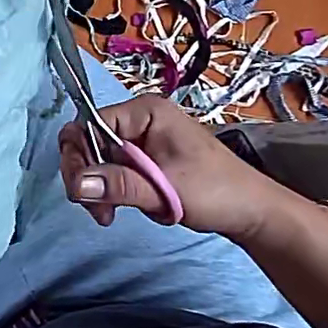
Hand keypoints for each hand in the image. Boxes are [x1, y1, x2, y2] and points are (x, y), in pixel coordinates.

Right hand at [60, 94, 292, 239]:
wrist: (251, 212)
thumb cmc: (216, 191)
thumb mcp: (164, 188)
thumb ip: (119, 184)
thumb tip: (76, 183)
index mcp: (145, 112)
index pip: (89, 125)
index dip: (80, 156)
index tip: (82, 192)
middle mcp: (140, 120)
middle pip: (89, 142)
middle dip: (87, 177)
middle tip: (99, 211)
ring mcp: (142, 140)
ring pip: (98, 160)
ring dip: (99, 189)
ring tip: (110, 215)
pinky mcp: (145, 160)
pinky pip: (113, 171)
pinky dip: (112, 192)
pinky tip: (121, 209)